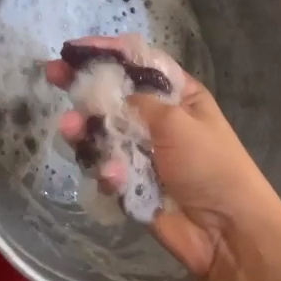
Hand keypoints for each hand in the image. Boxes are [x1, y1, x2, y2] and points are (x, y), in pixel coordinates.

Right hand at [46, 37, 280, 278]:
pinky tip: (113, 178)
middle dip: (82, 85)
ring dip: (84, 129)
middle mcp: (156, 118)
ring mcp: (141, 151)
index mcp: (176, 94)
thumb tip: (108, 90)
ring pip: (101, 132)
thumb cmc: (211, 164)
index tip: (73, 48)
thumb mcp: (177, 120)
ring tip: (68, 129)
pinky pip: (106, 168)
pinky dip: (105, 171)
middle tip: (52, 74)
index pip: (136, 62)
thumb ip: (137, 101)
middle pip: (112, 94)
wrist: (227, 232)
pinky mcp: (131, 182)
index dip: (106, 52)